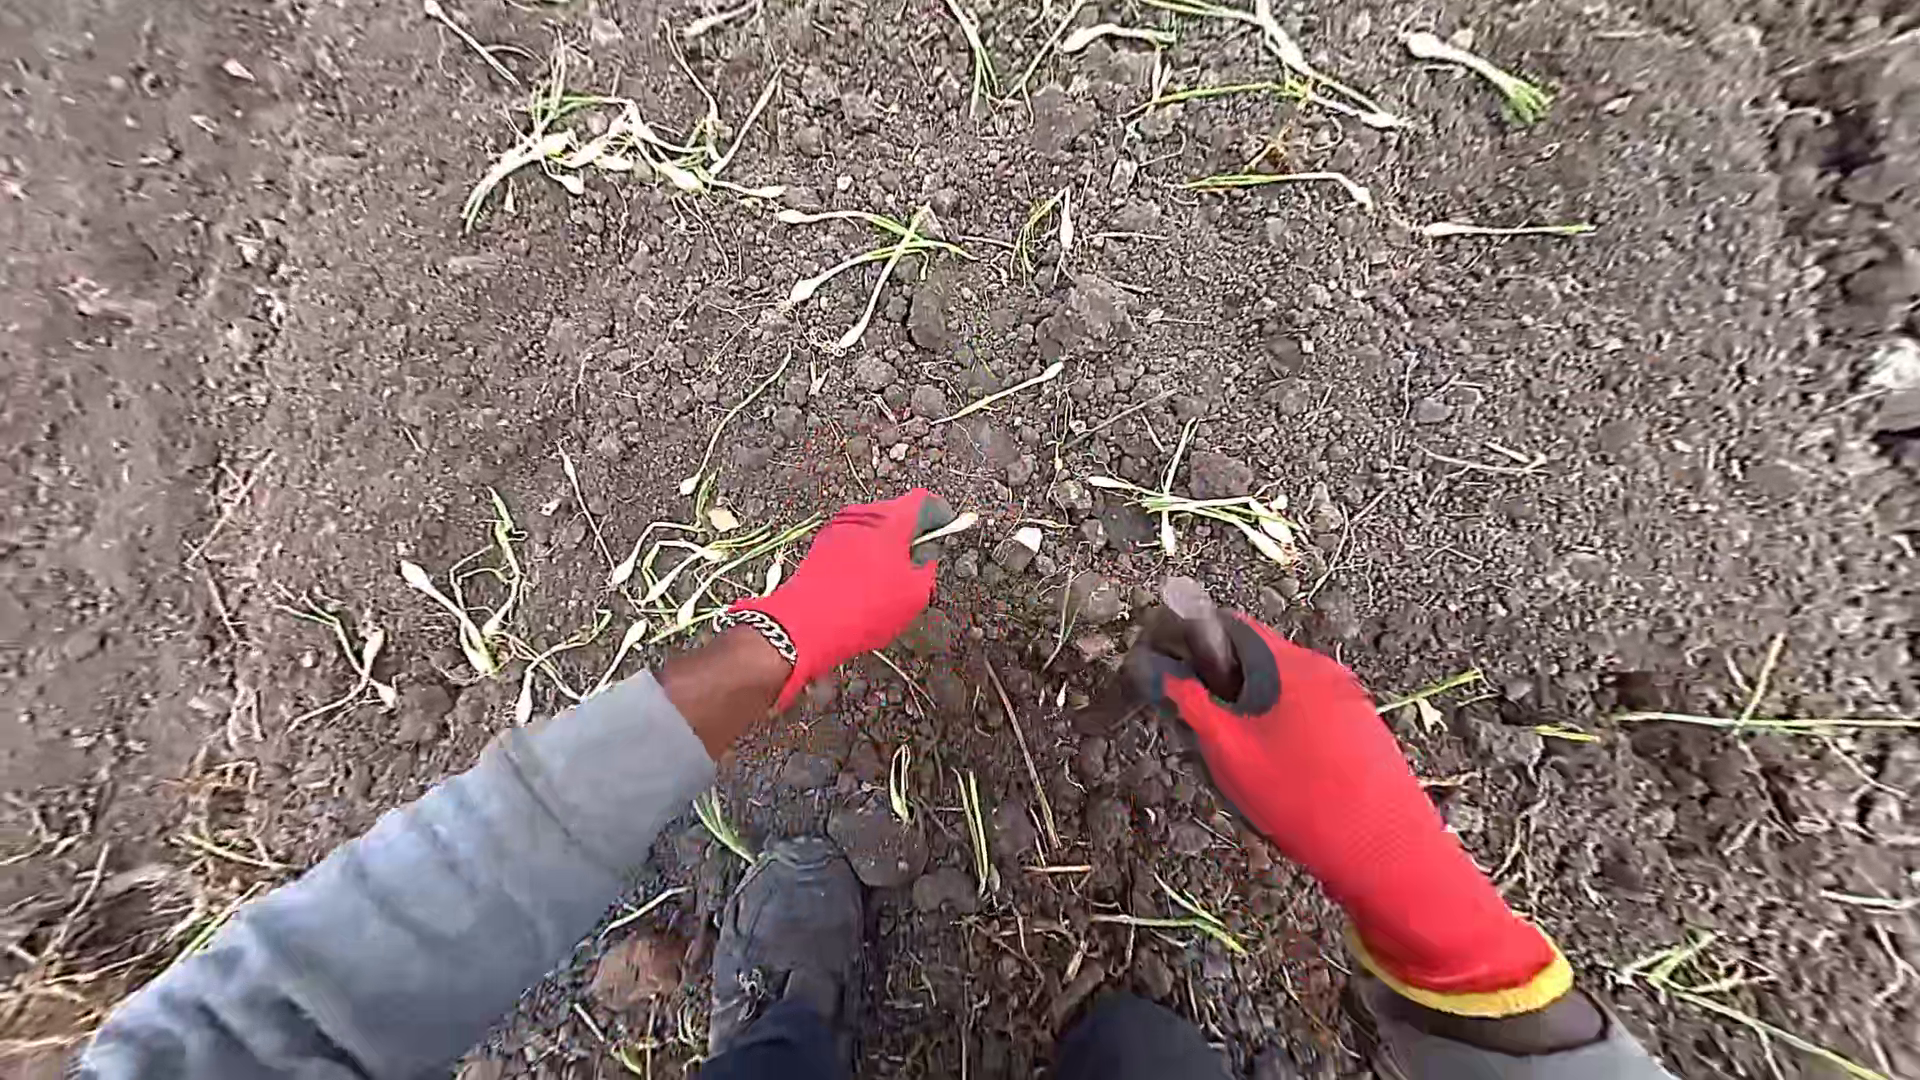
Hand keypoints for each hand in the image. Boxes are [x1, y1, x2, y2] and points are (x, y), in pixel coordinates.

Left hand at [731, 489, 953, 709]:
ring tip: (890, 583)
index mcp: (892, 519)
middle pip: (899, 514)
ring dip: (888, 548)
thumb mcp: (915, 592)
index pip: (926, 502)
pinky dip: (867, 557)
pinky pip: (856, 542)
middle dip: (912, 536)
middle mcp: (864, 514)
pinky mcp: (822, 544)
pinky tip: (865, 586)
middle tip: (919, 567)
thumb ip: (927, 564)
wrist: (805, 624)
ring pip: (876, 530)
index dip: (941, 517)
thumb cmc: (866, 607)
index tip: (946, 534)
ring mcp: (839, 527)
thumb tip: (925, 553)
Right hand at [1128, 610, 1570, 1018]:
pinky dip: (1274, 721)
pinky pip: (1302, 707)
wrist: (1396, 863)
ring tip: (1233, 753)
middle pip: (1252, 656)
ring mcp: (1346, 699)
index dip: (1190, 639)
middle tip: (1197, 722)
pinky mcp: (1360, 727)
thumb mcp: (1229, 752)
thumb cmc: (1302, 800)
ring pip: (1276, 685)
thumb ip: (1189, 703)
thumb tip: (1157, 669)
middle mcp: (1322, 671)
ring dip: (1245, 705)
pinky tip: (1271, 766)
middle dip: (1217, 681)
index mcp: (1290, 666)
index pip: (1229, 625)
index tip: (1169, 667)